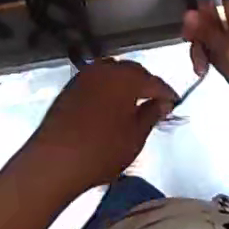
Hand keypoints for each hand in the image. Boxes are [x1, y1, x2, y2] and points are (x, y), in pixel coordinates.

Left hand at [16, 58, 175, 199]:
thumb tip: (162, 102)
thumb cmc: (101, 150)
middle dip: (145, 84)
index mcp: (125, 77)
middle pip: (132, 71)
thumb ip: (151, 114)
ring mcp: (84, 76)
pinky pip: (96, 81)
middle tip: (155, 103)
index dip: (166, 92)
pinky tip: (110, 106)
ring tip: (133, 104)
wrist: (54, 159)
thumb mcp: (135, 136)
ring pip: (112, 73)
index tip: (174, 103)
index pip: (154, 80)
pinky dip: (107, 89)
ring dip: (124, 84)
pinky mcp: (70, 87)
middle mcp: (104, 69)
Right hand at [182, 2, 228, 131]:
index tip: (189, 40)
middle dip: (205, 44)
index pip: (215, 6)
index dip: (199, 21)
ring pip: (222, 44)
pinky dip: (227, 67)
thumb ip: (207, 32)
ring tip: (218, 75)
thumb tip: (188, 12)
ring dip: (214, 59)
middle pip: (216, 25)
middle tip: (200, 66)